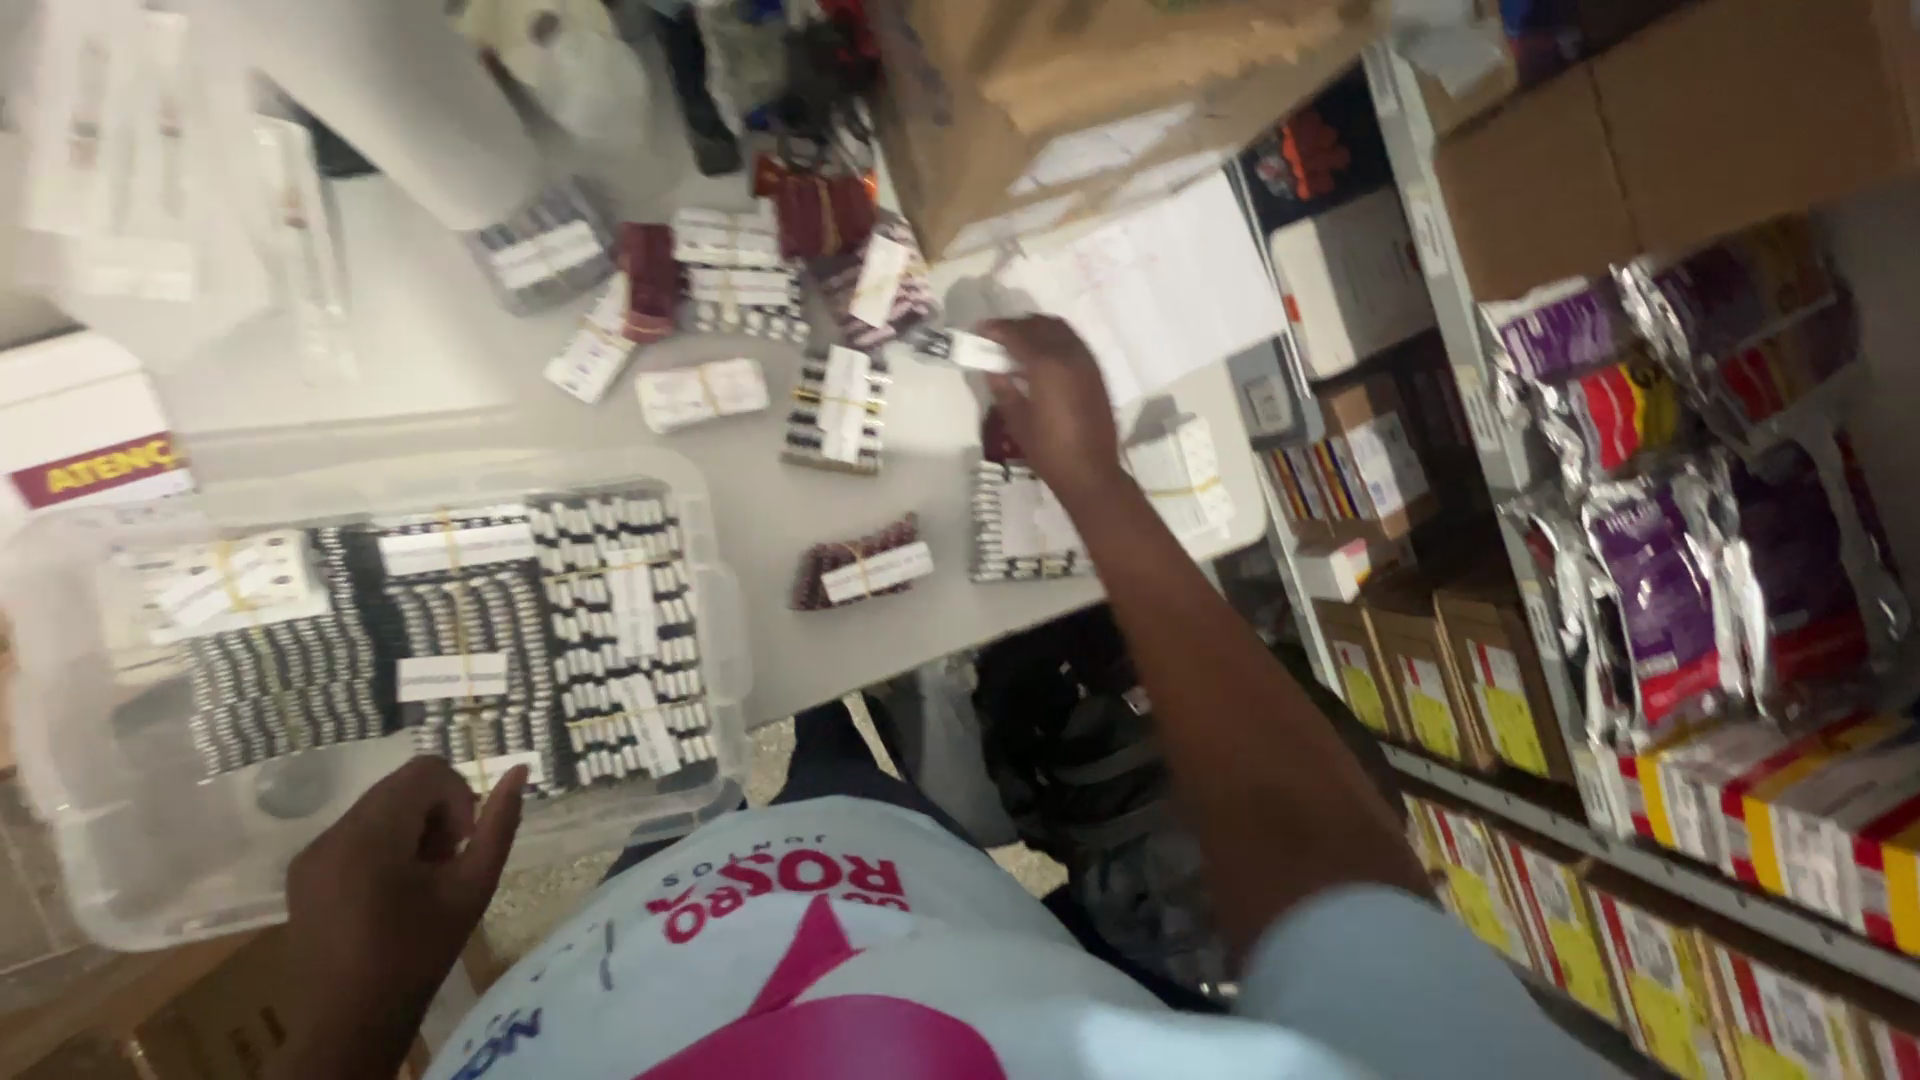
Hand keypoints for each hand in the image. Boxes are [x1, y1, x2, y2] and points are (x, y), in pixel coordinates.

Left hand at [282, 758, 524, 1053]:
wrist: (351, 1020)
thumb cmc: (420, 951)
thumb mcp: (475, 885)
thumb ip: (499, 823)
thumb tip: (519, 771)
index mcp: (369, 837)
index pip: (425, 771)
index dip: (457, 795)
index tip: (462, 841)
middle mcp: (331, 835)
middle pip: (402, 785)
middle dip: (436, 811)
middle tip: (447, 860)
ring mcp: (311, 853)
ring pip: (381, 805)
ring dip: (414, 825)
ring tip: (423, 875)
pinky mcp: (304, 870)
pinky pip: (358, 829)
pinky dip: (388, 841)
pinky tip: (396, 886)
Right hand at [975, 316, 1130, 505]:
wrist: (1090, 472)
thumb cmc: (1049, 451)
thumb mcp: (1018, 421)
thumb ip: (1003, 389)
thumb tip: (992, 370)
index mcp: (1047, 365)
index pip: (1018, 335)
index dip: (996, 329)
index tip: (980, 331)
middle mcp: (1070, 355)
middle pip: (1041, 325)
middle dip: (1017, 326)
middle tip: (997, 337)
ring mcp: (1087, 362)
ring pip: (1061, 330)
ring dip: (1038, 330)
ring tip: (1019, 344)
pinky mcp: (1096, 373)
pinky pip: (1073, 343)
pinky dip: (1055, 341)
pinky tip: (1042, 359)